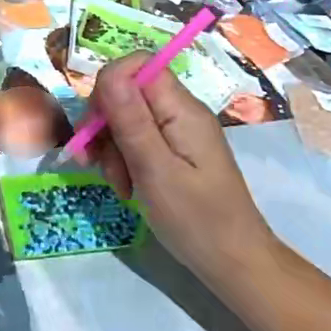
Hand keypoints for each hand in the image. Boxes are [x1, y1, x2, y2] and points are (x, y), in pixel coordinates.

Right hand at [79, 54, 273, 285]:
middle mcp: (181, 112)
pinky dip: (123, 160)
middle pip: (127, 91)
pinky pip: (138, 140)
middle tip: (94, 161)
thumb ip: (131, 121)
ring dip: (111, 147)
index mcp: (182, 109)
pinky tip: (125, 187)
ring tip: (117, 184)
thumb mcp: (155, 171)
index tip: (96, 124)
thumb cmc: (197, 221)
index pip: (139, 65)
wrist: (236, 266)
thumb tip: (110, 72)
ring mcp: (178, 133)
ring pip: (127, 118)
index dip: (109, 84)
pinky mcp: (175, 152)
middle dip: (104, 123)